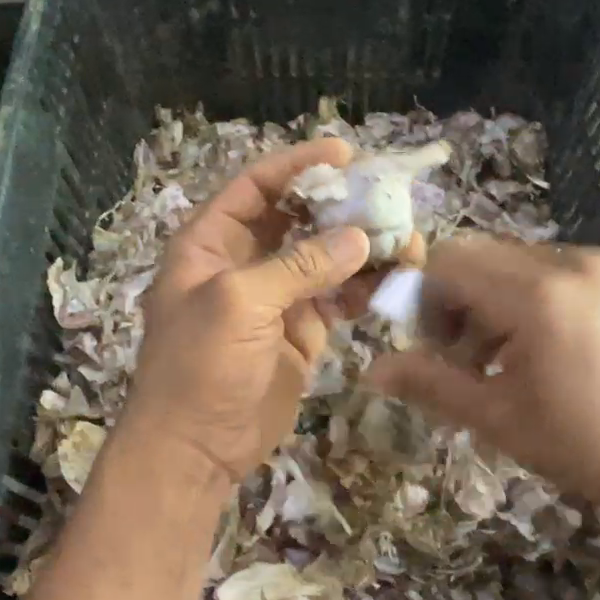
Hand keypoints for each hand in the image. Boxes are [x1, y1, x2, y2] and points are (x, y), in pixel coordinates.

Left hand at [127, 139, 372, 483]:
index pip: (256, 187)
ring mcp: (276, 298)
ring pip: (325, 258)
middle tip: (387, 198)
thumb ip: (299, 266)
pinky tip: (393, 280)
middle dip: (340, 206)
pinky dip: (364, 288)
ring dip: (361, 248)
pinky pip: (338, 298)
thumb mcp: (239, 303)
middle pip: (297, 218)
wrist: (195, 448)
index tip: (344, 151)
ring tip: (404, 240)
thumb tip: (360, 238)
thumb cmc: (200, 367)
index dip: (296, 165)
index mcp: (210, 243)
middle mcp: (244, 262)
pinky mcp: (301, 332)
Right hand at [366, 238, 599, 516]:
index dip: (423, 299)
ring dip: (492, 302)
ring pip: (517, 264)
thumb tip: (371, 370)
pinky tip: (543, 353)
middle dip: (457, 302)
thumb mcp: (498, 420)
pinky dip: (530, 300)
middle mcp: (571, 262)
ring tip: (504, 363)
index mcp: (537, 294)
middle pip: (482, 257)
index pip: (449, 262)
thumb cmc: (589, 446)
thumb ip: (431, 385)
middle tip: (465, 361)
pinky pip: (554, 272)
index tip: (432, 348)